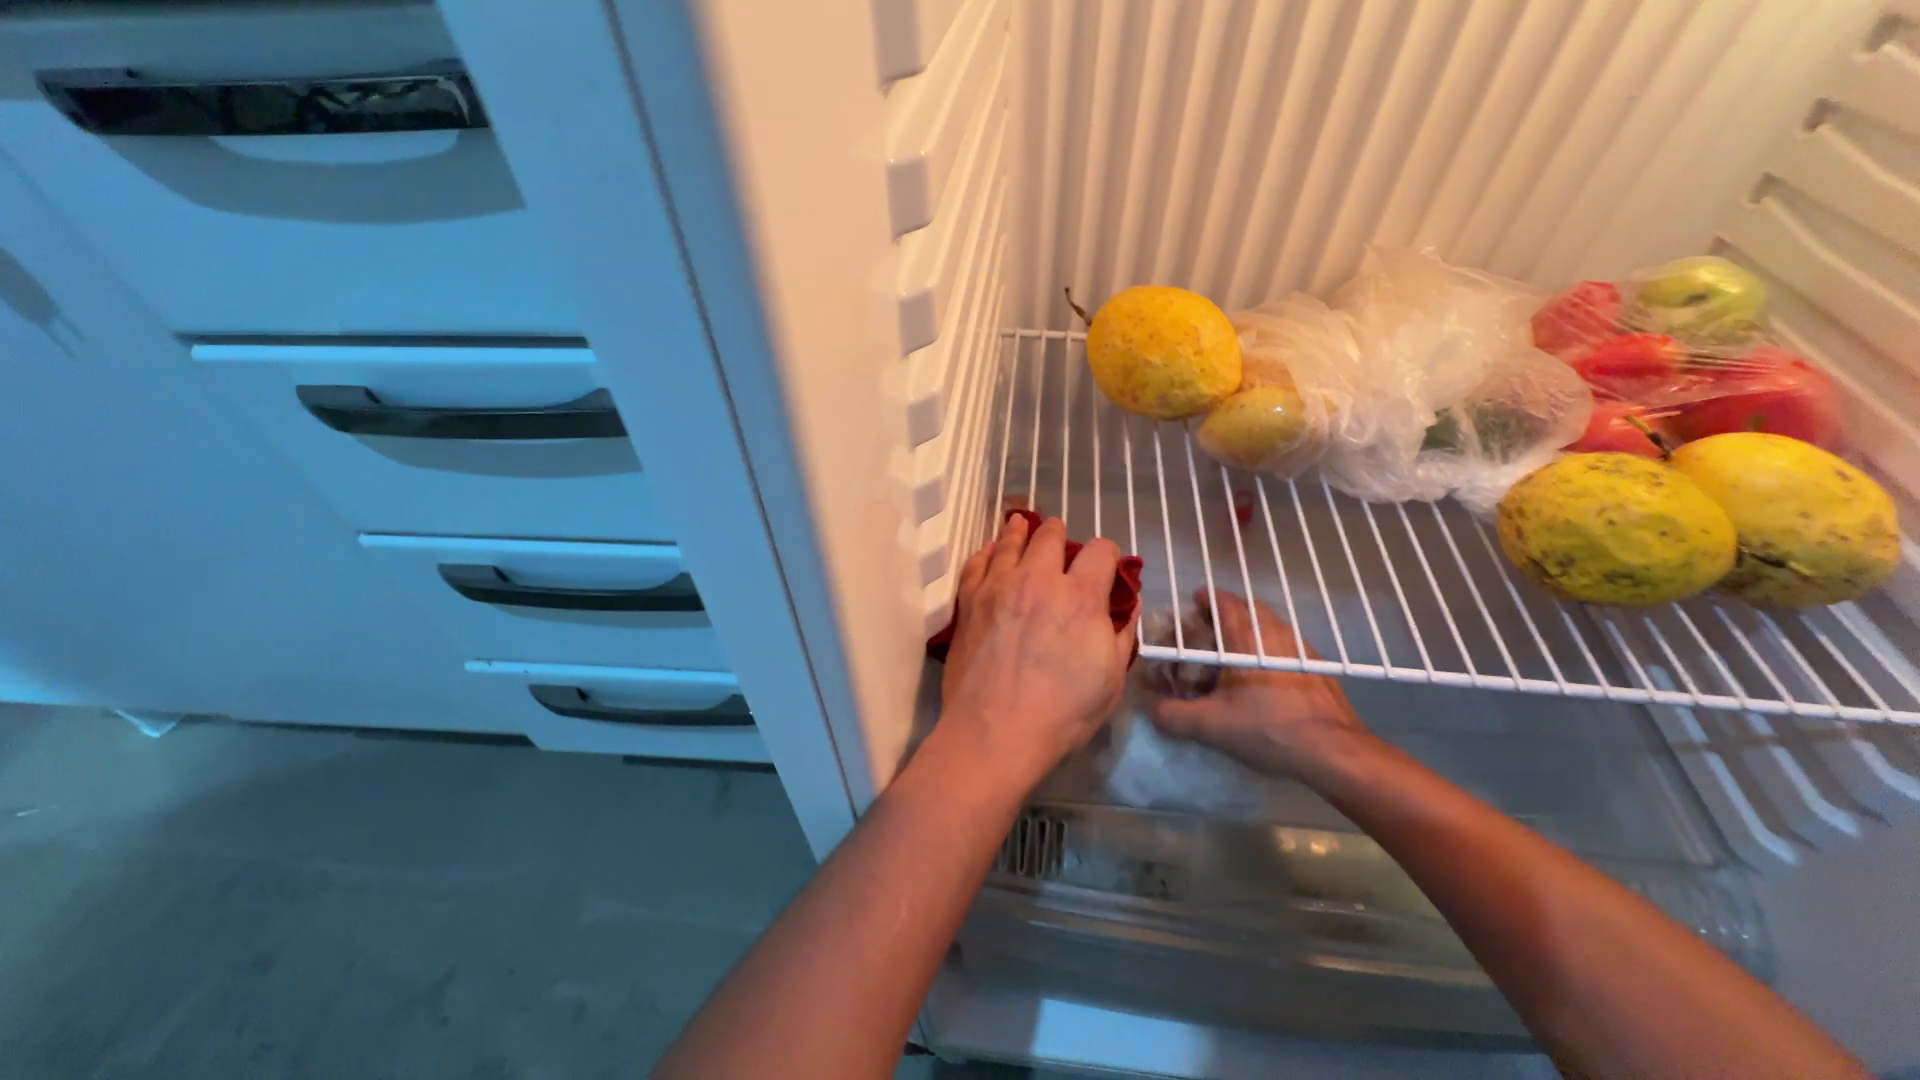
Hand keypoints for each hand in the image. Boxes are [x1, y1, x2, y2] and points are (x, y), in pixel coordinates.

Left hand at [938, 514, 1137, 791]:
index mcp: (1081, 597)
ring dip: (1020, 531)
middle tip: (1060, 539)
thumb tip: (1127, 611)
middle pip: (1050, 536)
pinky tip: (989, 552)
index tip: (1108, 566)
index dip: (1109, 554)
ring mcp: (999, 587)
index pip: (1101, 551)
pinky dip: (986, 553)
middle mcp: (1039, 580)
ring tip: (1021, 523)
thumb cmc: (1062, 713)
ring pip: (1009, 543)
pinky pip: (976, 564)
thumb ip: (1121, 637)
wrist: (995, 732)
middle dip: (1060, 535)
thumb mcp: (1111, 680)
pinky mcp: (969, 603)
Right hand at [1149, 589, 1367, 780]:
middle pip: (1248, 610)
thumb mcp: (1209, 725)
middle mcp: (1275, 632)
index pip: (1223, 601)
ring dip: (1250, 633)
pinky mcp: (1319, 667)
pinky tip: (1265, 679)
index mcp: (1247, 636)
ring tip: (1234, 657)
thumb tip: (1149, 708)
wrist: (1332, 750)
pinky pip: (1287, 646)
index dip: (1206, 599)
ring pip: (1270, 627)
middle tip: (1208, 633)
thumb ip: (1172, 714)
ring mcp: (1302, 648)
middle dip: (1226, 615)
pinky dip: (1270, 651)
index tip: (1192, 605)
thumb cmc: (1267, 728)